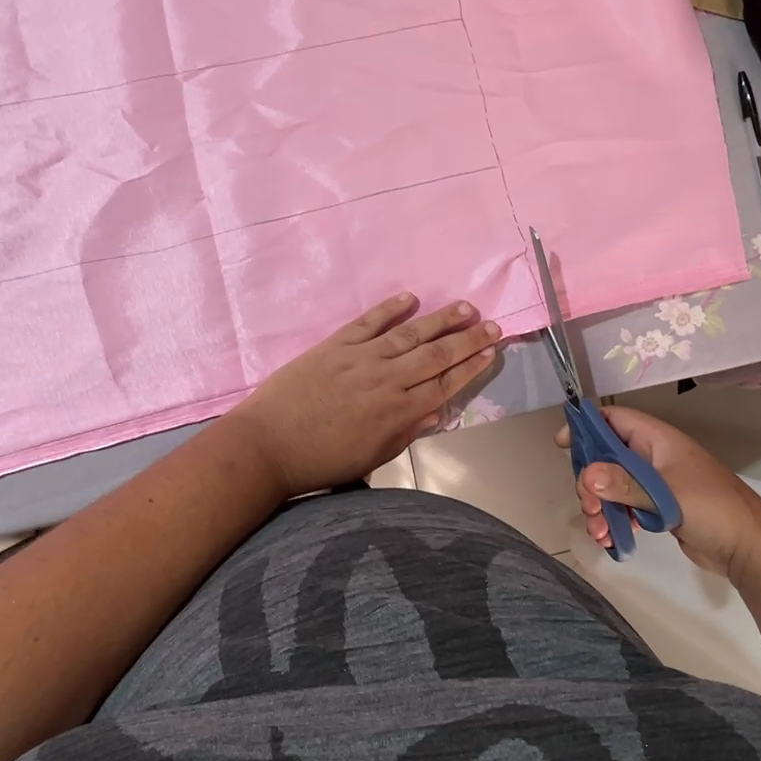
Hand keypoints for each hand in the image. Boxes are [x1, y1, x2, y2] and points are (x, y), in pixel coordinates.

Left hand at [228, 293, 500, 497]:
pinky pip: (369, 322)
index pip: (445, 385)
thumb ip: (405, 433)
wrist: (268, 446)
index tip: (492, 353)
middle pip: (437, 355)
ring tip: (465, 308)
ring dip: (441, 319)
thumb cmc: (320, 462)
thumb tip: (435, 410)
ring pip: (410, 334)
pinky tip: (411, 298)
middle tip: (493, 326)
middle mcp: (387, 381)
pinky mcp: (335, 345)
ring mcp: (361, 359)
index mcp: (397, 414)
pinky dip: (390, 309)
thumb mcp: (371, 458)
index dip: (471, 368)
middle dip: (468, 340)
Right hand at [555, 406, 760, 578]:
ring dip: (600, 506)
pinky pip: (625, 507)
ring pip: (613, 486)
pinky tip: (610, 539)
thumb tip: (586, 475)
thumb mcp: (665, 495)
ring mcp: (656, 483)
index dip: (587, 428)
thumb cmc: (712, 509)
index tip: (563, 446)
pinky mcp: (658, 508)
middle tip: (588, 506)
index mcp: (658, 440)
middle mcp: (654, 457)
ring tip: (600, 530)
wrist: (748, 548)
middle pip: (606, 457)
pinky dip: (614, 520)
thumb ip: (624, 485)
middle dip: (590, 481)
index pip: (614, 420)